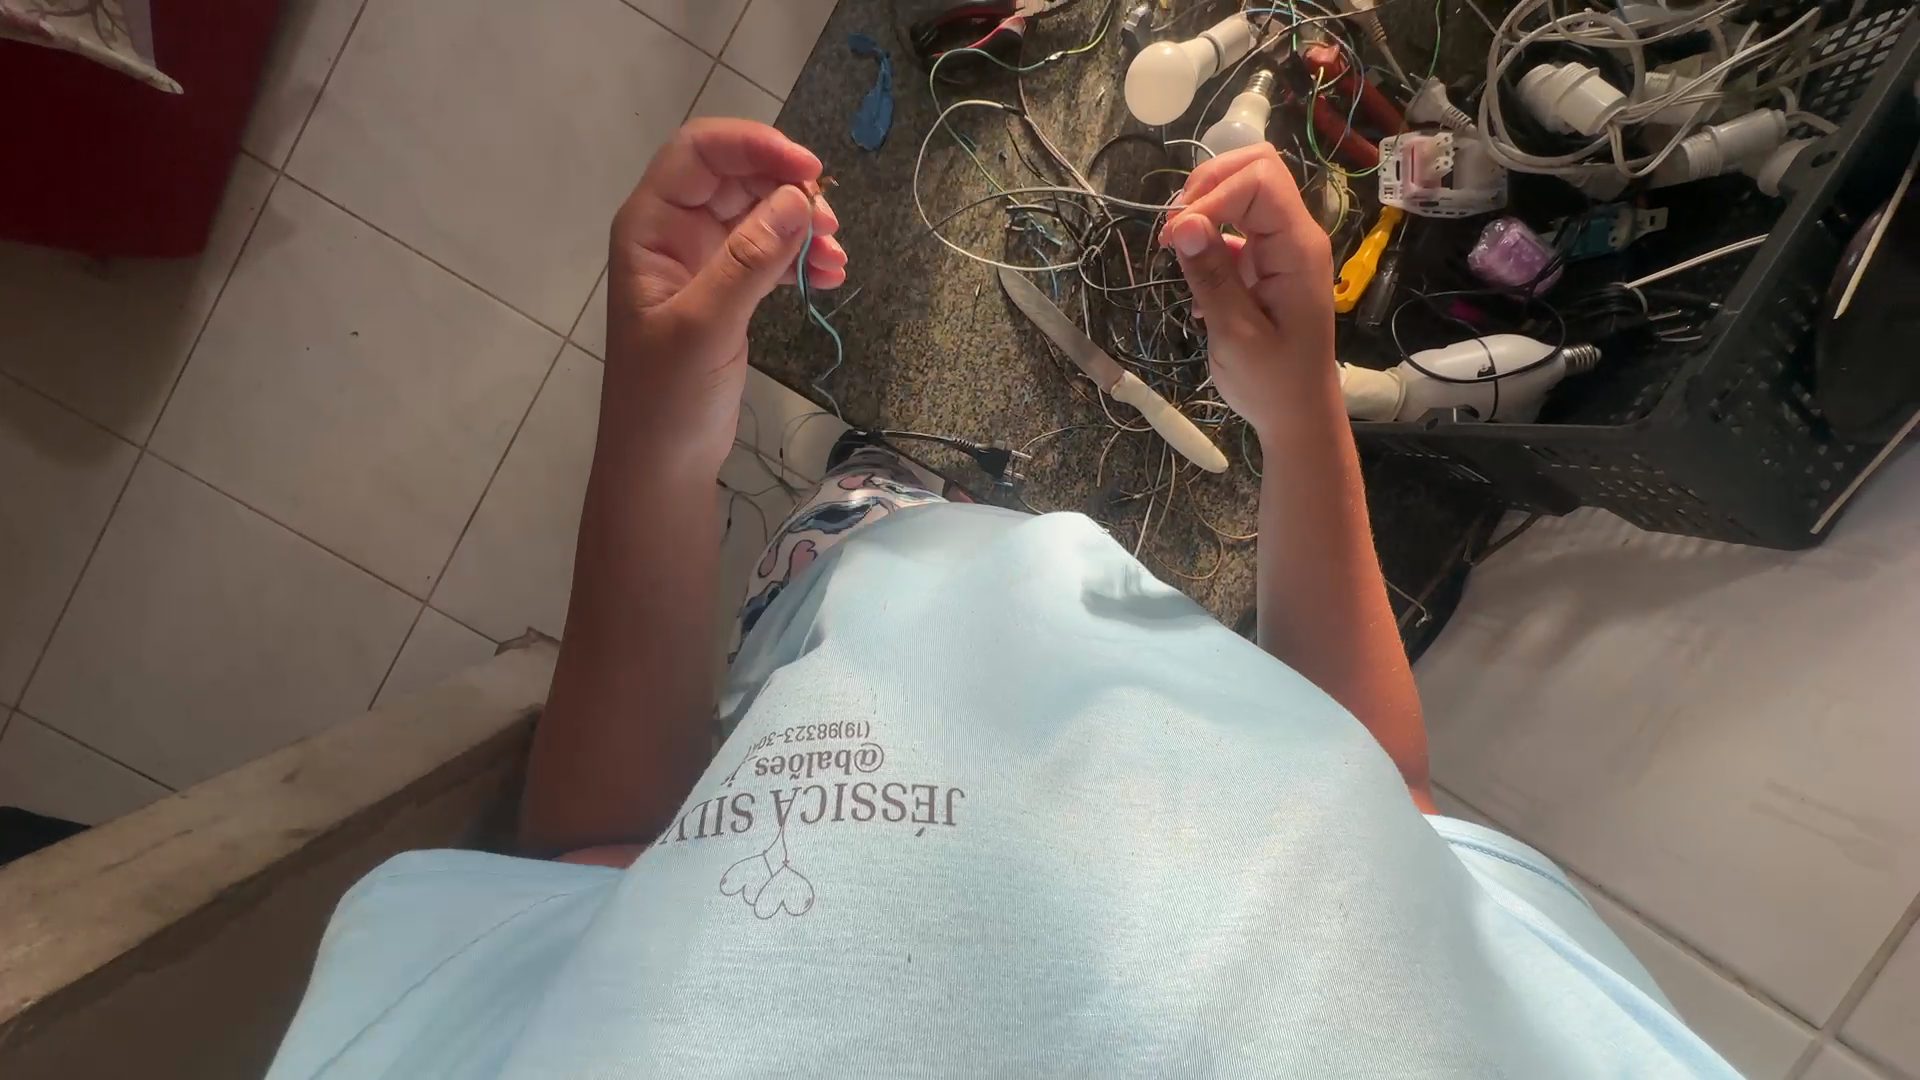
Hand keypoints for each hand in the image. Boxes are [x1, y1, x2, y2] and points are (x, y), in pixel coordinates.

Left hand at [605, 119, 846, 469]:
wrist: (663, 460)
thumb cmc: (667, 396)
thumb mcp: (706, 324)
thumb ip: (750, 261)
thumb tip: (800, 202)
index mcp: (652, 227)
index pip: (701, 154)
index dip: (755, 147)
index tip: (812, 171)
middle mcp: (675, 234)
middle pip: (737, 182)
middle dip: (787, 193)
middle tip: (832, 225)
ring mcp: (703, 265)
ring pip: (759, 220)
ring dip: (801, 231)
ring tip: (836, 261)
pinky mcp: (727, 296)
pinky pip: (768, 259)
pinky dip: (799, 261)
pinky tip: (828, 277)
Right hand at [1160, 144, 1335, 438]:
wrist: (1297, 414)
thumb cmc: (1272, 382)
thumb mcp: (1235, 334)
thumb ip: (1211, 276)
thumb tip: (1182, 224)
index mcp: (1297, 249)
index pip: (1259, 181)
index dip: (1211, 195)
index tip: (1174, 238)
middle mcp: (1293, 238)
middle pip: (1255, 171)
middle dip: (1208, 188)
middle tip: (1173, 231)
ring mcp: (1279, 251)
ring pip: (1243, 196)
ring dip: (1203, 212)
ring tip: (1173, 250)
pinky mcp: (1264, 267)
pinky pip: (1235, 232)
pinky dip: (1207, 241)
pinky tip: (1191, 277)